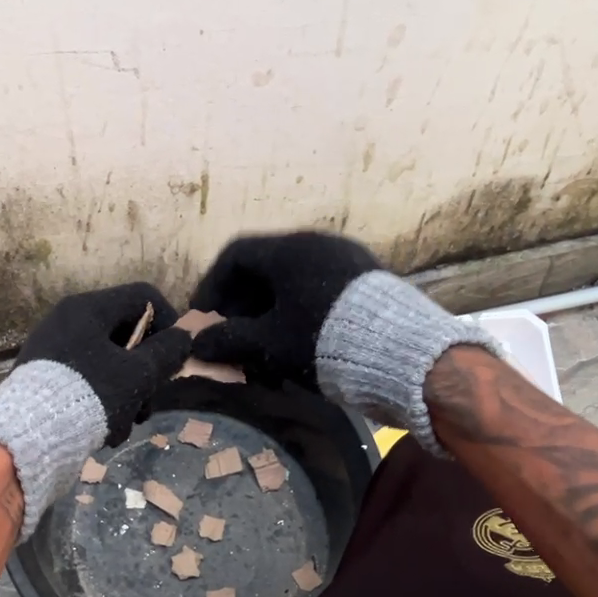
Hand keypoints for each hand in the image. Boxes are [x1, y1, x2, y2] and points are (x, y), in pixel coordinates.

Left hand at [16, 283, 193, 444]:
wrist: (28, 435)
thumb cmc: (88, 396)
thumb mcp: (136, 375)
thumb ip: (166, 353)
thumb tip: (183, 336)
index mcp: (88, 308)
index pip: (143, 296)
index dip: (168, 322)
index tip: (174, 357)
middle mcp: (68, 320)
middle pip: (125, 334)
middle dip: (144, 372)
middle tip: (147, 403)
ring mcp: (52, 348)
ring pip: (108, 363)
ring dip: (125, 394)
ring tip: (124, 426)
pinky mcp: (42, 375)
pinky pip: (85, 380)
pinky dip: (100, 402)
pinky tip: (104, 431)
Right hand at [188, 232, 381, 389]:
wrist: (400, 353)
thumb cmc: (322, 340)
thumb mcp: (267, 344)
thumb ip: (227, 340)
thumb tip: (197, 344)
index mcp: (288, 249)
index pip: (235, 255)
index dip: (213, 286)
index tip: (205, 316)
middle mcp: (316, 242)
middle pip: (265, 267)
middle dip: (242, 303)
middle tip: (232, 335)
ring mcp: (346, 258)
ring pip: (293, 280)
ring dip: (270, 310)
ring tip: (264, 345)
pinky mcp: (368, 278)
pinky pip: (319, 287)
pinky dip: (299, 310)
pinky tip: (299, 342)